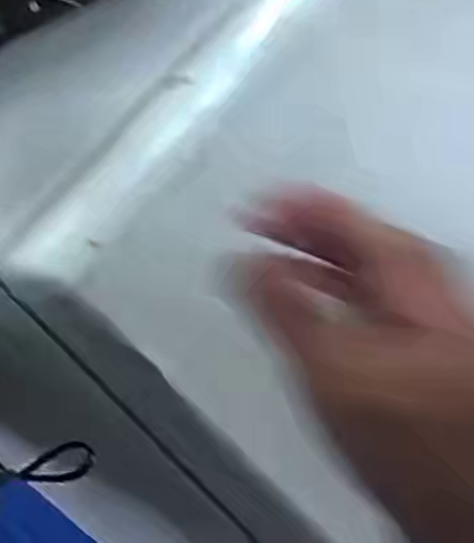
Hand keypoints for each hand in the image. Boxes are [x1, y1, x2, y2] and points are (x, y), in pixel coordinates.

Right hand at [242, 187, 473, 542]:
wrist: (443, 498)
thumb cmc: (398, 444)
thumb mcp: (326, 370)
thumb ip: (285, 308)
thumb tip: (248, 259)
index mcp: (426, 318)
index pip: (382, 243)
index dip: (327, 212)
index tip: (272, 196)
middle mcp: (446, 325)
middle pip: (390, 256)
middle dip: (322, 227)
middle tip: (265, 212)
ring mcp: (441, 345)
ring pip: (387, 279)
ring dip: (326, 253)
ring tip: (273, 243)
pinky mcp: (425, 362)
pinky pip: (382, 302)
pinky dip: (338, 282)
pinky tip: (304, 287)